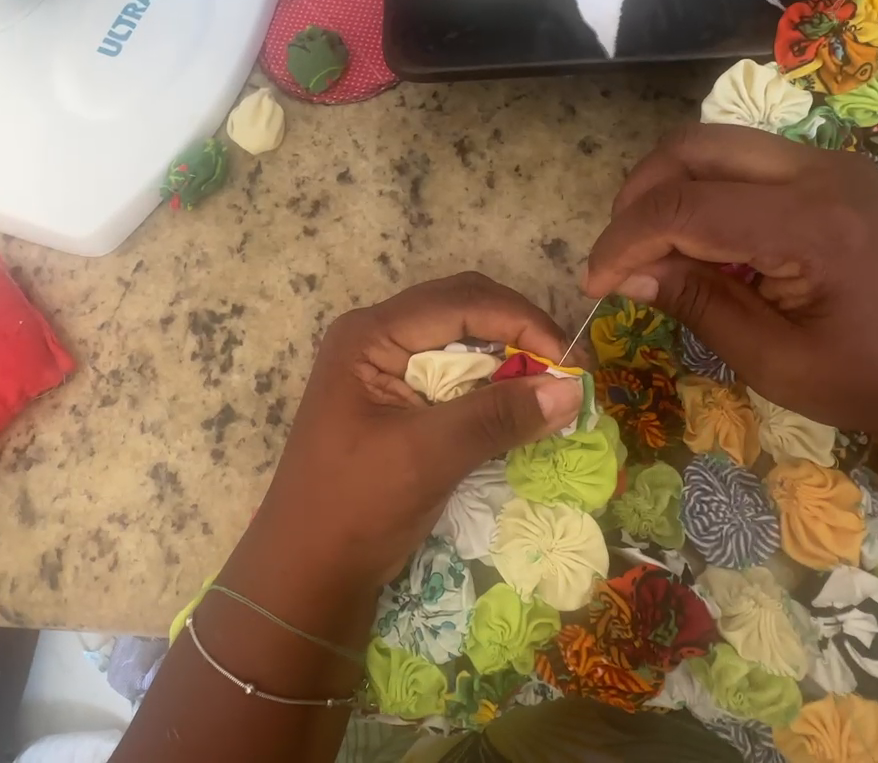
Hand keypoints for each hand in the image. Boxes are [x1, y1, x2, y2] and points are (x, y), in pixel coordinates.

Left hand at [228, 274, 585, 605]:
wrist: (304, 574)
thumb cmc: (354, 508)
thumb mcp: (428, 456)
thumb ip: (498, 415)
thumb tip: (574, 389)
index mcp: (370, 335)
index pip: (461, 302)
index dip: (522, 323)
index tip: (573, 363)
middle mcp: (376, 337)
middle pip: (463, 310)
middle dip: (519, 334)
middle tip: (568, 372)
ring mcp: (383, 367)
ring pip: (462, 341)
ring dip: (509, 360)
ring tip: (552, 389)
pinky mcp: (396, 399)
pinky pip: (454, 375)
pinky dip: (491, 386)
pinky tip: (518, 408)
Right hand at [582, 123, 877, 441]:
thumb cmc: (877, 382)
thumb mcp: (775, 362)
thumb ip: (697, 304)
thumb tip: (628, 273)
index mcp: (812, 227)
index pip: (684, 208)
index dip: (623, 242)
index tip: (594, 283)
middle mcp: (820, 173)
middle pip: (691, 148)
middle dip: (637, 197)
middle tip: (619, 256)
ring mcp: (828, 163)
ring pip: (712, 143)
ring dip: (665, 188)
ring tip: (648, 246)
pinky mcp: (828, 170)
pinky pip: (740, 159)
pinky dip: (699, 189)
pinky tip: (696, 239)